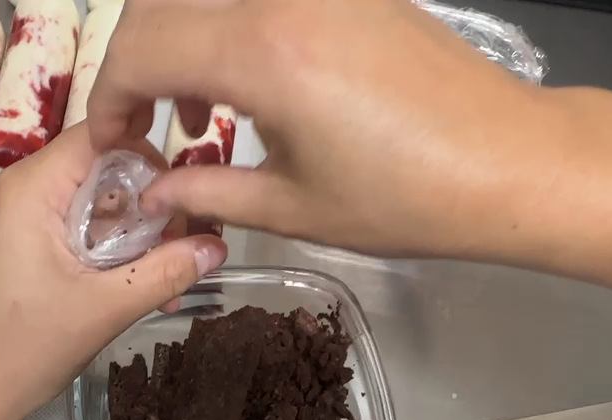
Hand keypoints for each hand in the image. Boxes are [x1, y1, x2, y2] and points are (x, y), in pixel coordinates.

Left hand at [0, 127, 227, 419]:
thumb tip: (220, 246)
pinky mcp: (31, 249)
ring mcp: (27, 221)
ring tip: (172, 280)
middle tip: (189, 249)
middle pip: (106, 171)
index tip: (188, 203)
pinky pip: (84, 235)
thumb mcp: (106, 308)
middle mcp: (27, 190)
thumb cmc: (29, 347)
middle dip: (152, 208)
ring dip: (139, 239)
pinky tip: (145, 290)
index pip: (105, 137)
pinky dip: (116, 256)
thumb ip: (166, 272)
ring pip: (99, 207)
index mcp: (35, 187)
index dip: (153, 161)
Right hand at [86, 0, 548, 258]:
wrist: (502, 162)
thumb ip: (208, 191)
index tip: (110, 147)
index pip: (142, 48)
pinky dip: (224, 32)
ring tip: (192, 119)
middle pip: (162, 3)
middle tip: (142, 133)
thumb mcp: (290, 208)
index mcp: (265, 51)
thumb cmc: (401, 200)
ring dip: (177, 44)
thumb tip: (153, 191)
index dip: (108, 100)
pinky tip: (241, 89)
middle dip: (133, 68)